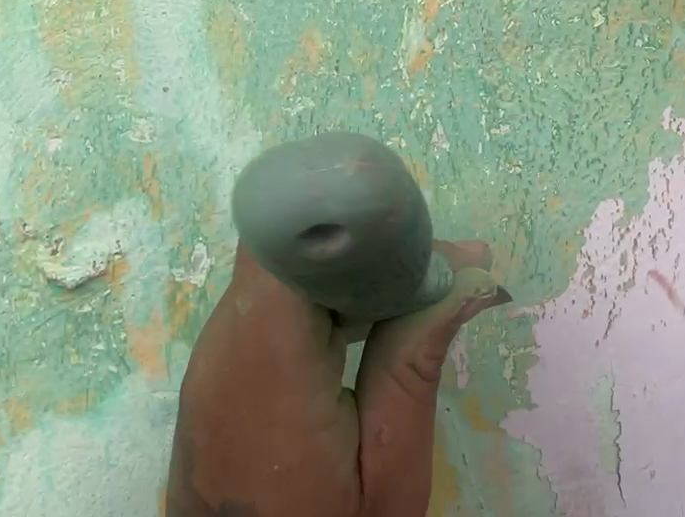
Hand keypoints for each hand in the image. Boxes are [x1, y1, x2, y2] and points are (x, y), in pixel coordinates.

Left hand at [167, 241, 507, 516]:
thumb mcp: (389, 469)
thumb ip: (416, 360)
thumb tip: (470, 271)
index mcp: (264, 360)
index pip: (286, 237)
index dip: (347, 217)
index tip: (418, 231)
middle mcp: (225, 342)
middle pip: (290, 248)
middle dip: (365, 242)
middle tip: (444, 264)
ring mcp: (214, 355)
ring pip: (283, 270)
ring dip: (349, 269)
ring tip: (423, 290)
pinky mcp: (218, 370)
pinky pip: (272, 304)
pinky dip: (324, 299)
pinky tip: (374, 322)